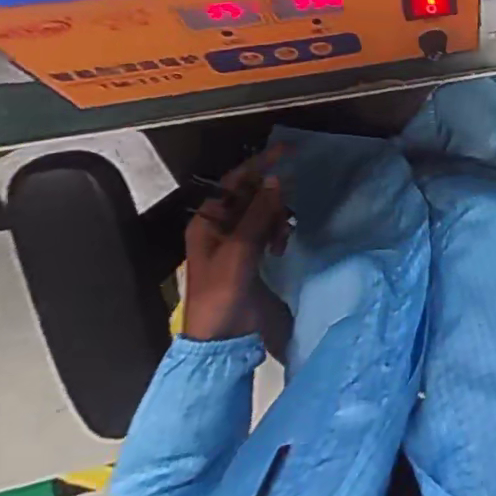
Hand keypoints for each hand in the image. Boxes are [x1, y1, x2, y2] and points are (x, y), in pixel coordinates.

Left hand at [181, 147, 289, 341]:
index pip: (234, 181)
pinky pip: (267, 232)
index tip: (287, 152)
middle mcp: (220, 226)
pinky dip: (276, 234)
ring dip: (275, 218)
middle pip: (251, 195)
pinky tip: (280, 248)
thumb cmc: (222, 293)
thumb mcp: (240, 250)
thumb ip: (259, 213)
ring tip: (281, 238)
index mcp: (207, 220)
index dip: (260, 164)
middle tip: (287, 207)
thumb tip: (276, 179)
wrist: (221, 343)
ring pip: (262, 213)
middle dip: (271, 198)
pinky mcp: (250, 258)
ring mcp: (235, 242)